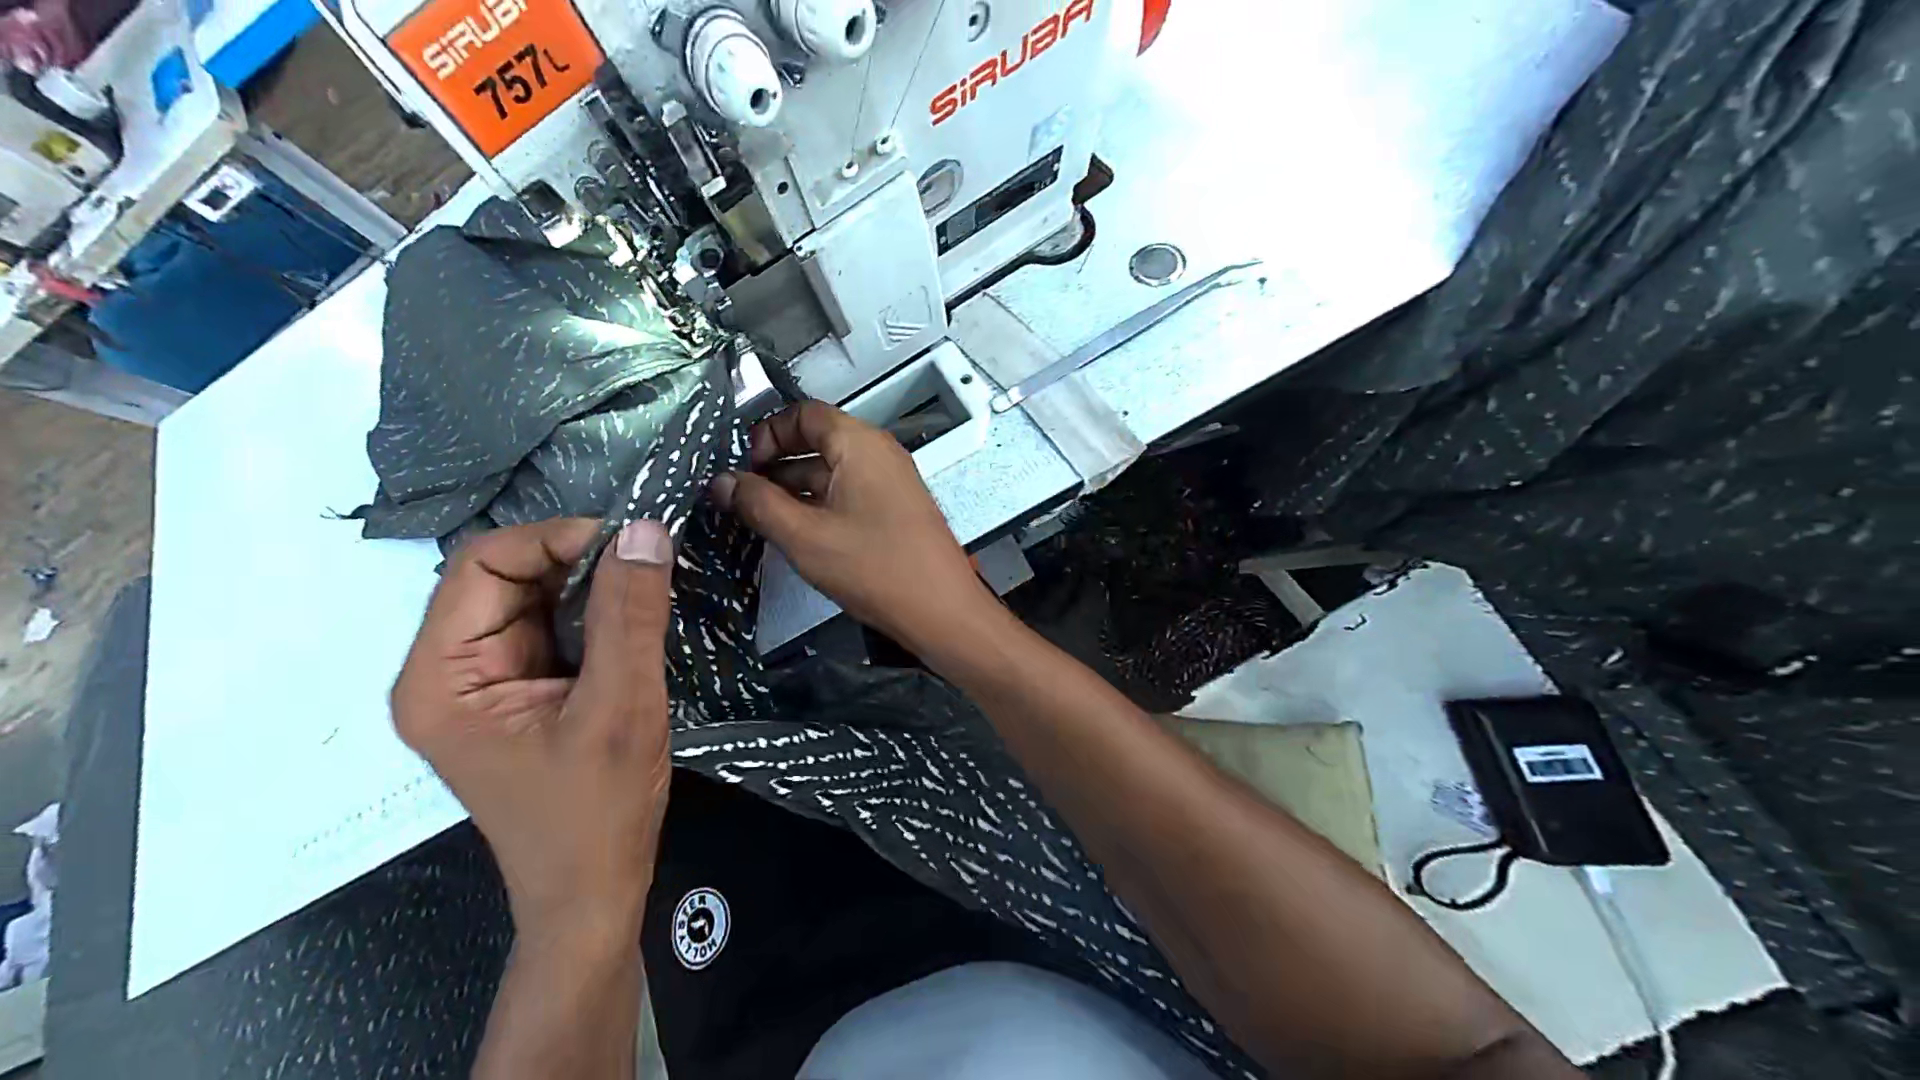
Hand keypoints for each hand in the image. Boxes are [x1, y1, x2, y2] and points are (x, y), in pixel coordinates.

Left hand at [391, 517, 675, 946]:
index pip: (482, 566)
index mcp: (441, 677)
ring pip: (534, 599)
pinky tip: (637, 619)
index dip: (555, 541)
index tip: (631, 545)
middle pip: (505, 578)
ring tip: (650, 589)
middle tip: (649, 564)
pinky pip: (554, 629)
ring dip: (593, 587)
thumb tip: (644, 529)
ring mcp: (484, 683)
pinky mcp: (520, 693)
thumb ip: (630, 617)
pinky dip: (597, 614)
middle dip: (579, 563)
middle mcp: (448, 671)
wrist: (594, 891)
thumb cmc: (596, 810)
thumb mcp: (621, 707)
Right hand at [710, 400, 999, 656]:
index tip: (743, 465)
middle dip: (776, 463)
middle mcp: (878, 453)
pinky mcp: (896, 509)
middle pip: (818, 439)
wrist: (940, 610)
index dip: (767, 433)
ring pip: (832, 470)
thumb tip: (721, 482)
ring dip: (795, 487)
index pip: (805, 413)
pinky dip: (820, 503)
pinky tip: (798, 532)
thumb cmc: (873, 567)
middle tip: (744, 494)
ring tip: (762, 517)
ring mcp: (891, 481)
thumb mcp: (804, 535)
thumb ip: (758, 504)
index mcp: (859, 444)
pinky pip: (849, 492)